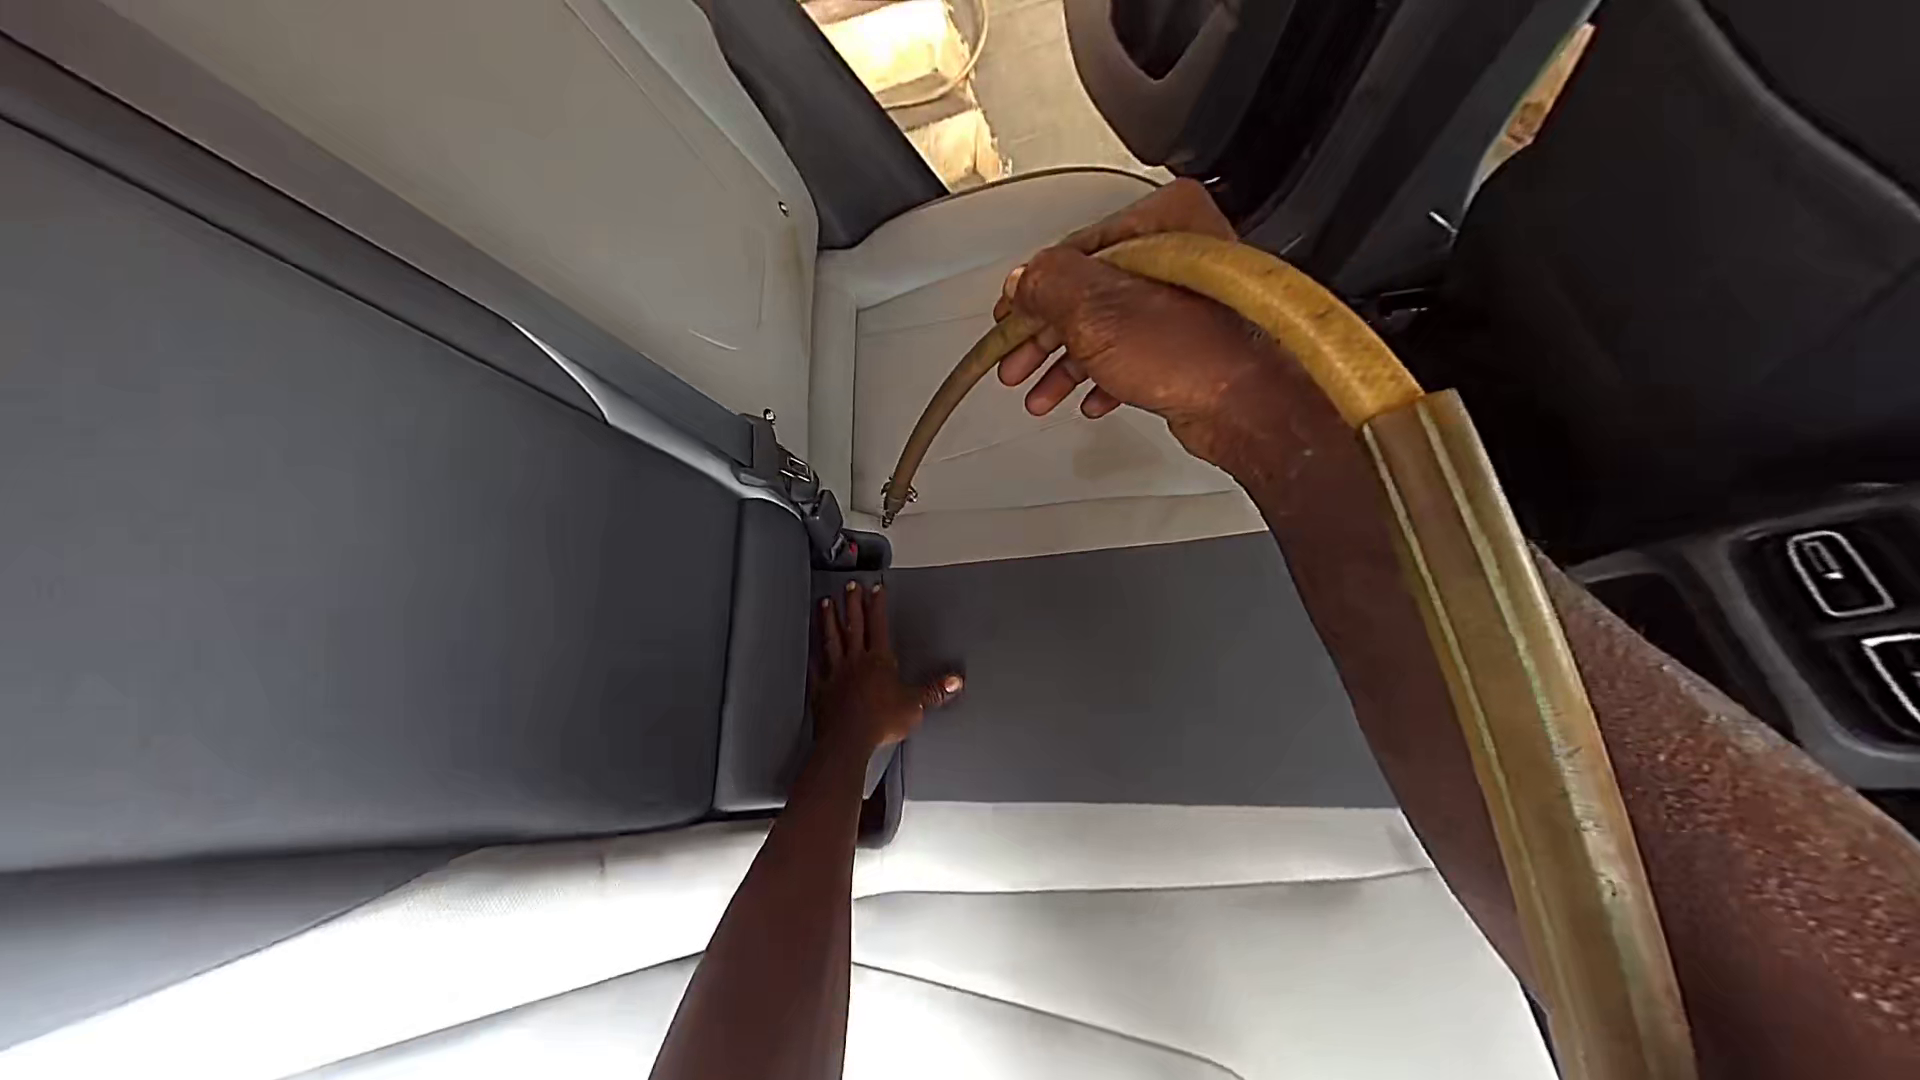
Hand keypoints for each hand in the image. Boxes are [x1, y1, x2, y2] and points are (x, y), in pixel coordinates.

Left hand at [812, 582, 960, 755]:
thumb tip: (954, 681)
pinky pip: (817, 665)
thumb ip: (934, 691)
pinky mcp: (821, 689)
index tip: (875, 589)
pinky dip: (814, 653)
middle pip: (854, 625)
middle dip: (852, 603)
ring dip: (828, 619)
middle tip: (850, 586)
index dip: (876, 604)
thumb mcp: (915, 705)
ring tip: (826, 603)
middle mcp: (855, 661)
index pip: (878, 624)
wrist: (847, 740)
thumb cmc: (880, 722)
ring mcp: (836, 673)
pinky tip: (811, 645)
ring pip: (831, 639)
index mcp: (879, 660)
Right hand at [991, 179, 1350, 479]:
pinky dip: (1101, 377)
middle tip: (1015, 362)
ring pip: (1104, 328)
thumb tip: (1021, 281)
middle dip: (1043, 337)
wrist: (1247, 408)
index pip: (1072, 252)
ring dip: (1065, 365)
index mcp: (1161, 224)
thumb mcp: (1097, 309)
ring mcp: (1182, 301)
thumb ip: (1046, 286)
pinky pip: (1129, 354)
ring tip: (1039, 393)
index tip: (1008, 320)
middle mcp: (1175, 255)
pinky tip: (1088, 399)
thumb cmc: (1194, 355)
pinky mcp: (1186, 342)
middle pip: (1084, 293)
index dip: (1030, 293)